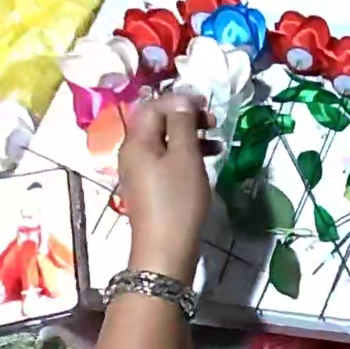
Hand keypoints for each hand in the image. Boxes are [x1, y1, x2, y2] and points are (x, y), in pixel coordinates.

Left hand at [118, 93, 213, 284]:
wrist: (166, 248)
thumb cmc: (178, 200)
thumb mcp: (185, 157)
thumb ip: (182, 125)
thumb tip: (181, 101)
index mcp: (138, 141)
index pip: (153, 106)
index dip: (179, 100)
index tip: (206, 105)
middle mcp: (133, 152)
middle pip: (156, 123)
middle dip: (185, 118)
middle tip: (213, 122)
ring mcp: (140, 171)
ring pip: (163, 142)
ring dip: (188, 137)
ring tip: (216, 144)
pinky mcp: (150, 187)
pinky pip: (165, 160)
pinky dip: (185, 155)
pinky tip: (204, 163)